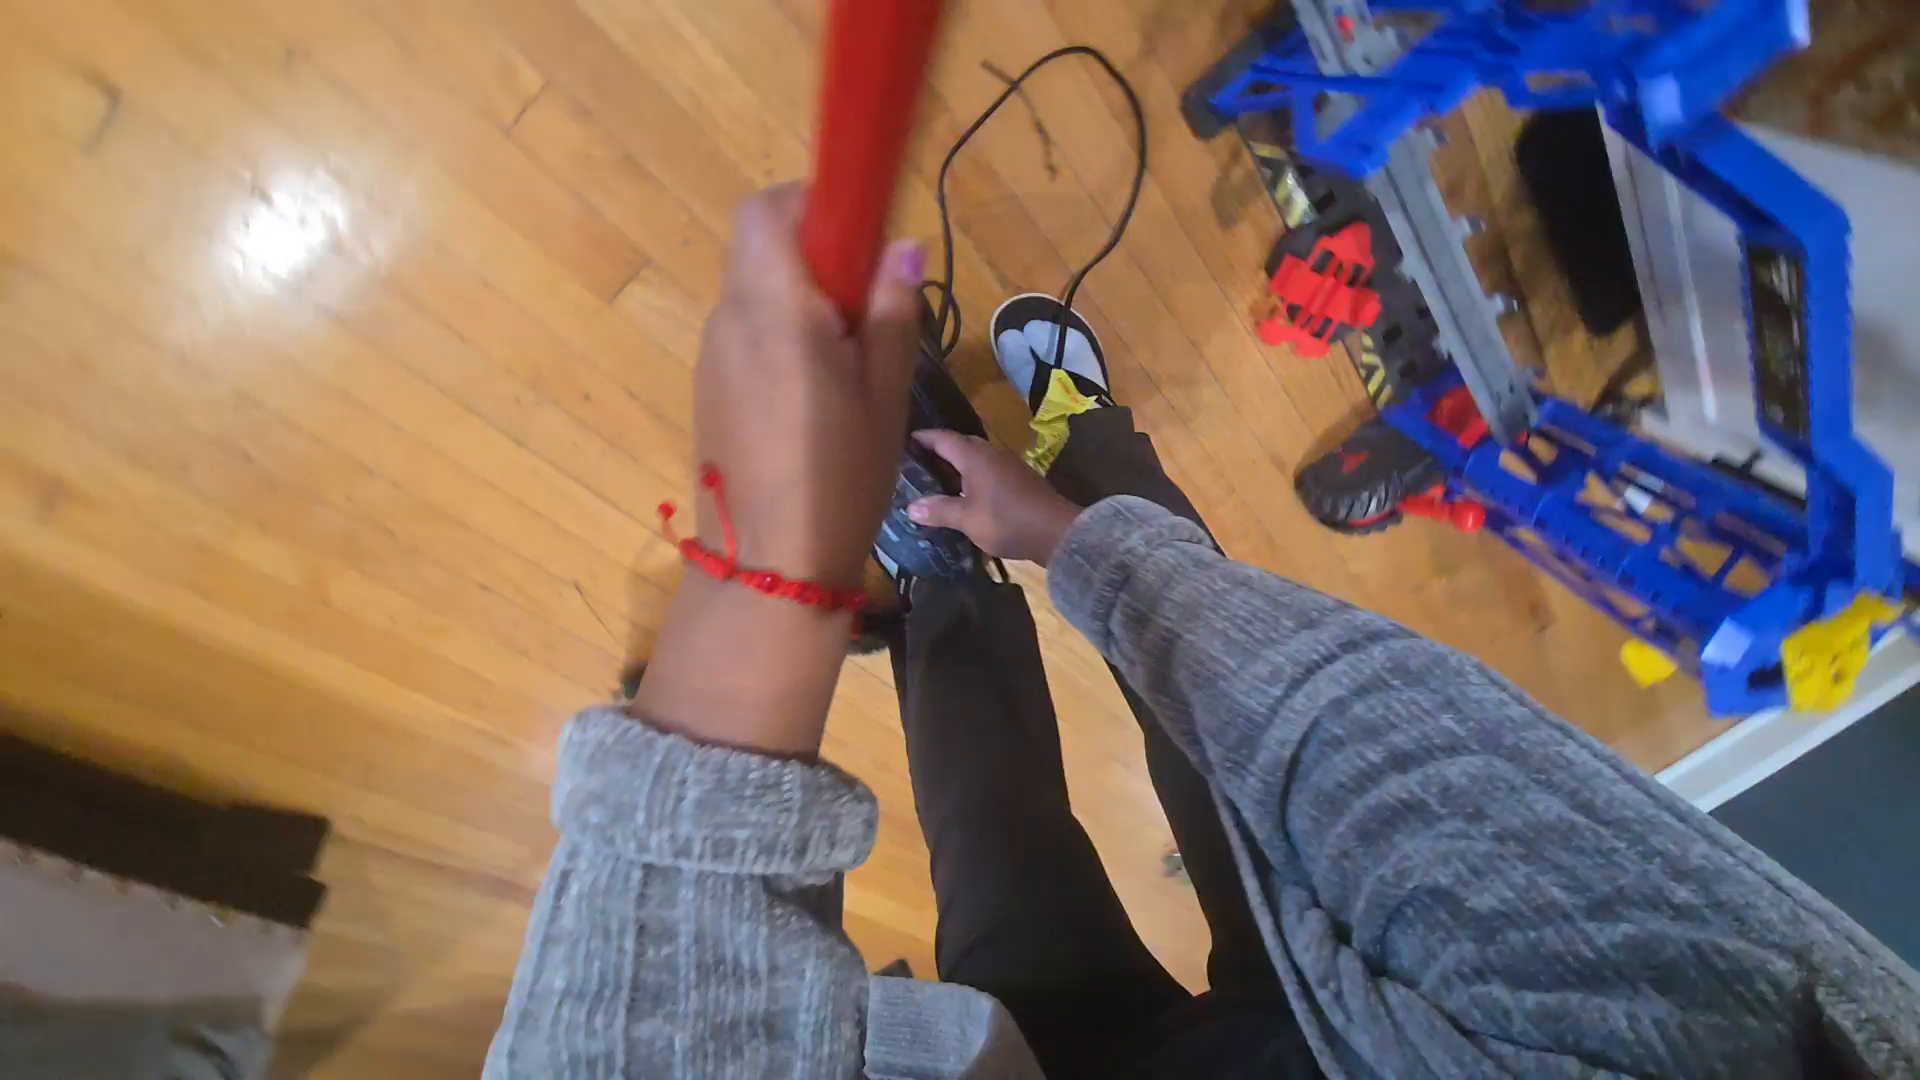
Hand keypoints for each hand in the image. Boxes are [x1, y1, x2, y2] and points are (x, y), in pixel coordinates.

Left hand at [633, 185, 922, 757]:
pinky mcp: (707, 390)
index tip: (859, 241)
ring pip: (751, 293)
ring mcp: (710, 357)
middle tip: (863, 312)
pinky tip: (809, 396)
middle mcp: (729, 320)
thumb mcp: (884, 395)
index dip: (813, 205)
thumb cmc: (842, 476)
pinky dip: (776, 338)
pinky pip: (743, 337)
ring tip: (843, 364)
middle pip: (758, 248)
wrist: (771, 564)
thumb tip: (900, 247)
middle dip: (813, 257)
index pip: (768, 209)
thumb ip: (890, 312)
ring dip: (796, 301)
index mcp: (775, 311)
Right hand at [907, 430, 1085, 564]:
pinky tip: (966, 494)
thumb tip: (911, 507)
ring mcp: (1008, 466)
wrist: (1055, 531)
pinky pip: (988, 471)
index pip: (942, 438)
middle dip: (939, 451)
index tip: (905, 441)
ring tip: (937, 479)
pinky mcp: (1019, 480)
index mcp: (974, 456)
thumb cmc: (1006, 520)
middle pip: (960, 445)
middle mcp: (991, 454)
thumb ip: (939, 510)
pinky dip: (972, 477)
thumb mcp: (967, 519)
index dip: (923, 438)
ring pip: (976, 458)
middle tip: (918, 463)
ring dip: (957, 465)